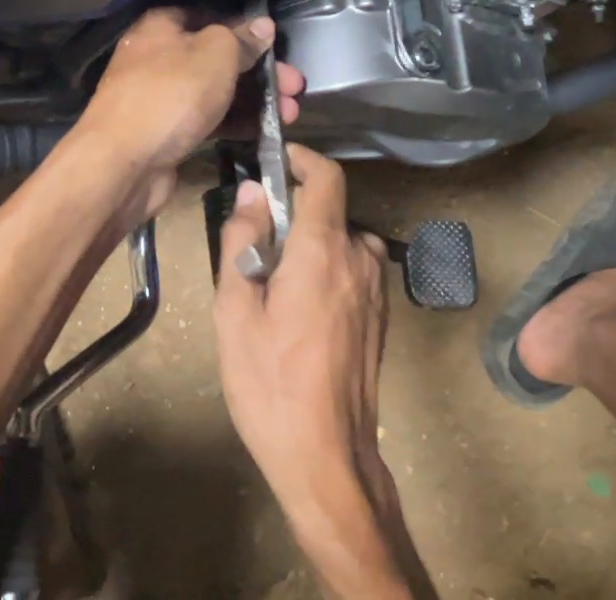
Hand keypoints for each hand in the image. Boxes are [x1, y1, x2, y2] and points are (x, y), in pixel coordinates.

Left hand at [80, 7, 302, 172]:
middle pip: (217, 58)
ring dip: (253, 101)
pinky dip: (233, 124)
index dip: (245, 30)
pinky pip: (206, 121)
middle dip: (259, 72)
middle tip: (294, 87)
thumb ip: (241, 39)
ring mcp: (159, 98)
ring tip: (290, 114)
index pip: (210, 17)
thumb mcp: (215, 55)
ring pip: (214, 92)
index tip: (276, 47)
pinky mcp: (165, 133)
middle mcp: (157, 58)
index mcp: (161, 27)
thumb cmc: (170, 95)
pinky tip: (264, 133)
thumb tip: (262, 25)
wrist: (122, 163)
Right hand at [213, 145, 390, 511]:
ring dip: (308, 247)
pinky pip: (351, 270)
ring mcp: (377, 290)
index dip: (301, 159)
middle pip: (328, 212)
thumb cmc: (270, 382)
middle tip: (251, 253)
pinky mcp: (380, 316)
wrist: (326, 455)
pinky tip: (297, 315)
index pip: (326, 177)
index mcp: (325, 251)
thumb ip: (242, 241)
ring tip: (271, 291)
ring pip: (340, 242)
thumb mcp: (235, 310)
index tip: (274, 161)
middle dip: (290, 218)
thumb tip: (250, 193)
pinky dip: (325, 270)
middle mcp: (360, 260)